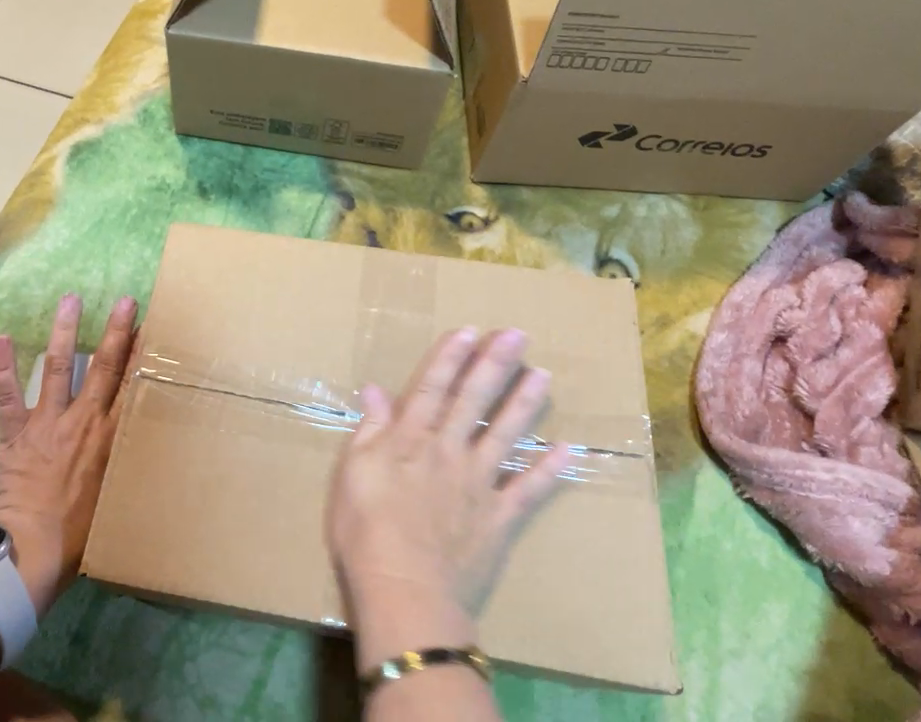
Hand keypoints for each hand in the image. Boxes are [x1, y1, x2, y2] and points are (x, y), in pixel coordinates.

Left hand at [0, 293, 137, 617]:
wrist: (31, 552)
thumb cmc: (81, 535)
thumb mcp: (116, 498)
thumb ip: (126, 467)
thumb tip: (141, 453)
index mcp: (112, 438)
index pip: (133, 386)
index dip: (144, 354)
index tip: (153, 326)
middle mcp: (84, 421)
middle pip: (105, 367)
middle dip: (118, 331)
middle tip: (126, 300)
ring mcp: (48, 423)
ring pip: (60, 368)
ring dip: (66, 332)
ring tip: (71, 300)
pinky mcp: (16, 434)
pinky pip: (8, 395)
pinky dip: (4, 366)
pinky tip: (0, 338)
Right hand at [326, 328, 568, 659]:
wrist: (406, 590)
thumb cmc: (367, 532)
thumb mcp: (352, 475)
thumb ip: (369, 431)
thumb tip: (375, 391)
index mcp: (410, 441)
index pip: (431, 389)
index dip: (449, 358)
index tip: (469, 331)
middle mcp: (448, 452)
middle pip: (473, 401)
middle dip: (495, 364)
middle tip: (518, 335)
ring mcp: (478, 483)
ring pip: (506, 434)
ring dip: (525, 403)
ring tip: (544, 374)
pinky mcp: (499, 518)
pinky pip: (530, 490)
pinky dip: (550, 470)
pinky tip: (568, 449)